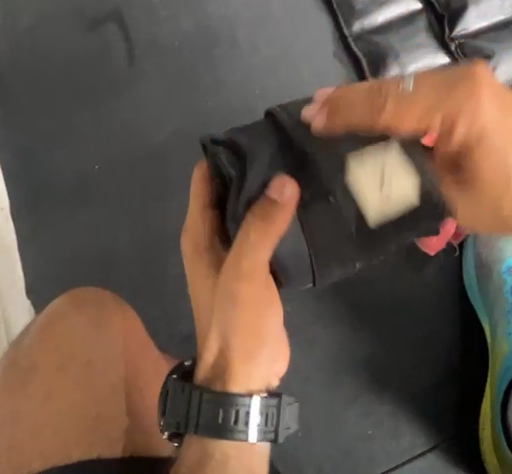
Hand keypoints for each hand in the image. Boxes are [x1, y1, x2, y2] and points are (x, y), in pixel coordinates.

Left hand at [180, 161, 298, 392]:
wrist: (246, 378)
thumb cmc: (236, 321)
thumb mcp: (246, 270)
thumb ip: (261, 225)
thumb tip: (284, 178)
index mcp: (199, 231)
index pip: (207, 175)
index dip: (229, 151)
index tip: (262, 133)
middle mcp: (215, 236)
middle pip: (232, 187)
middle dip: (257, 167)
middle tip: (294, 146)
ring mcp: (237, 253)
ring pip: (253, 209)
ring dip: (273, 192)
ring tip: (307, 168)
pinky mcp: (260, 269)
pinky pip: (270, 231)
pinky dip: (284, 216)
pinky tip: (311, 206)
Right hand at [301, 62, 511, 236]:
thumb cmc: (508, 200)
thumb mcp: (450, 199)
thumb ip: (403, 176)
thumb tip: (360, 167)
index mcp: (459, 105)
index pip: (389, 105)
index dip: (348, 113)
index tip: (313, 117)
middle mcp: (463, 79)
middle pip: (393, 88)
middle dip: (351, 100)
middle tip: (312, 108)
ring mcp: (469, 77)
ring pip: (404, 85)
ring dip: (368, 97)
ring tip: (330, 105)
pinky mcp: (471, 84)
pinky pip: (421, 88)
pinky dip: (392, 97)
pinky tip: (367, 104)